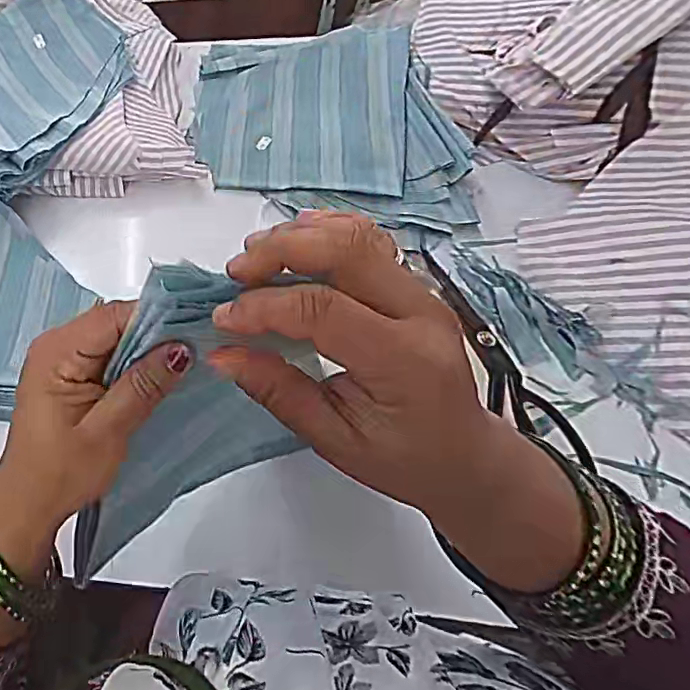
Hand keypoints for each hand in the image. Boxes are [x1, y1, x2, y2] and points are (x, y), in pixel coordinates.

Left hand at [0, 300, 192, 567]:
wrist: (29, 505)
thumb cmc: (56, 474)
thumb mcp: (106, 432)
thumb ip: (142, 386)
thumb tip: (178, 350)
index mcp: (56, 353)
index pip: (113, 316)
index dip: (154, 319)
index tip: (190, 331)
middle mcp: (56, 346)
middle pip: (115, 321)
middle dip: (154, 333)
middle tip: (193, 350)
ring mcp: (63, 358)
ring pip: (116, 337)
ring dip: (146, 349)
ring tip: (181, 364)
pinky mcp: (72, 373)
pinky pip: (110, 354)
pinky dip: (134, 362)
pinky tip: (156, 376)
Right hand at [207, 213, 584, 590]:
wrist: (465, 453)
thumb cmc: (406, 458)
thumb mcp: (336, 440)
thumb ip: (280, 392)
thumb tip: (224, 355)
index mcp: (403, 360)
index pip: (324, 310)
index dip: (265, 307)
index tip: (226, 319)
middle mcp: (420, 312)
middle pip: (344, 251)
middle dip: (280, 251)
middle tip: (237, 274)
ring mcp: (422, 291)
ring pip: (357, 235)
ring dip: (299, 236)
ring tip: (257, 255)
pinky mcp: (414, 284)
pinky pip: (369, 240)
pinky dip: (327, 231)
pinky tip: (296, 239)